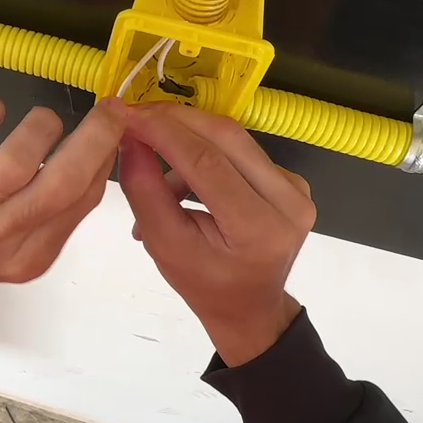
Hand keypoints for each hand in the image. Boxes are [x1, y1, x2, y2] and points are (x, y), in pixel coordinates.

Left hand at [0, 93, 125, 303]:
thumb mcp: (18, 246)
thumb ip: (55, 212)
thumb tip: (98, 155)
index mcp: (30, 254)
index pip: (81, 202)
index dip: (105, 158)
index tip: (115, 126)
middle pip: (59, 186)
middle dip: (93, 140)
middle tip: (107, 109)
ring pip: (15, 165)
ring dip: (40, 129)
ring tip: (42, 120)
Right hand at [118, 103, 315, 365]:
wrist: (249, 307)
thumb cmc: (203, 285)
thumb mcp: (163, 245)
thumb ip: (144, 191)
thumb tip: (129, 138)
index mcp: (259, 228)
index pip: (206, 162)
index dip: (163, 132)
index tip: (126, 114)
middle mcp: (289, 201)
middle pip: (225, 136)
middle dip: (174, 119)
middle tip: (133, 116)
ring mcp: (296, 187)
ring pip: (233, 137)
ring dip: (185, 134)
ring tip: (149, 153)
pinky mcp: (291, 179)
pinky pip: (240, 148)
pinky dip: (203, 149)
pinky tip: (179, 172)